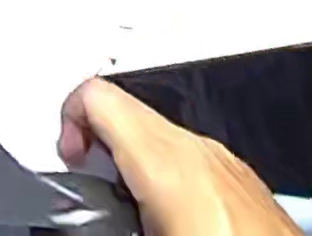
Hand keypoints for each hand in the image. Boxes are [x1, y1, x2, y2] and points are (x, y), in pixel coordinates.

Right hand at [59, 77, 300, 235]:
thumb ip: (108, 216)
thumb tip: (82, 213)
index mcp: (168, 166)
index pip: (97, 96)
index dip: (69, 116)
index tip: (69, 156)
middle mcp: (197, 150)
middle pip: (122, 105)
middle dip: (94, 135)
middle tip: (89, 181)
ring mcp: (224, 161)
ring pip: (153, 126)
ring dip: (127, 150)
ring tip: (126, 205)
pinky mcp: (242, 178)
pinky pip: (184, 149)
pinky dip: (159, 164)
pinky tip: (166, 213)